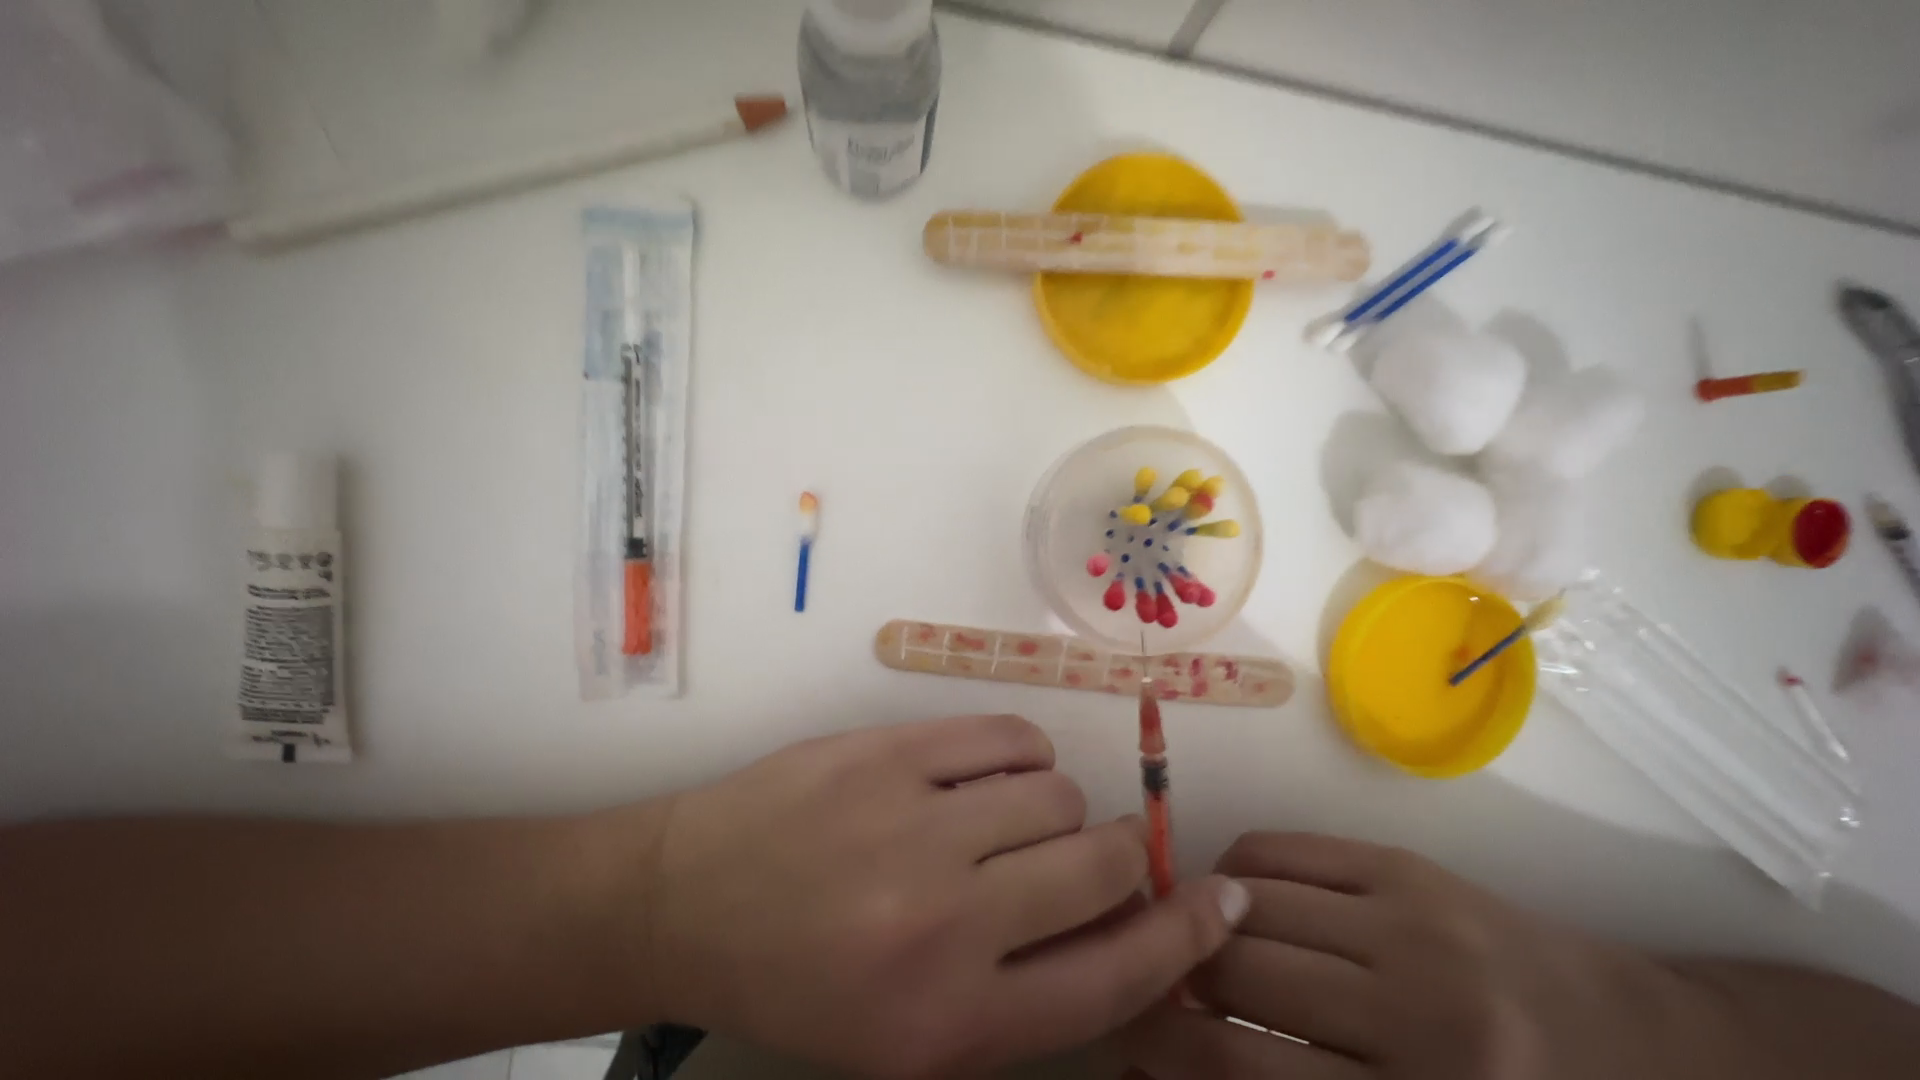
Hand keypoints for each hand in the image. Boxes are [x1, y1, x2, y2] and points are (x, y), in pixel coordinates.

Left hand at [634, 714, 1248, 1078]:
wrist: (691, 902)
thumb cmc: (807, 984)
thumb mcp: (916, 1035)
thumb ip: (1029, 992)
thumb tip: (1136, 922)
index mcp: (954, 1021)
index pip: (1114, 978)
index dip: (1186, 938)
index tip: (1222, 902)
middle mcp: (946, 924)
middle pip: (1103, 866)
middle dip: (1118, 858)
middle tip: (1089, 854)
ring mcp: (916, 826)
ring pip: (1059, 793)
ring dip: (1052, 808)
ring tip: (1004, 820)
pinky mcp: (889, 753)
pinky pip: (1008, 737)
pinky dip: (1018, 754)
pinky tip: (987, 775)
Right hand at [1118, 832, 1716, 1079]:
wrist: (1635, 1046)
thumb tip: (1177, 1062)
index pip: (1242, 1068)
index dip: (1163, 1047)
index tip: (1124, 1037)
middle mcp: (1414, 1012)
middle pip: (1236, 972)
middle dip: (1172, 977)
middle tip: (1148, 982)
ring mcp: (1409, 923)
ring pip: (1247, 902)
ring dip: (1197, 918)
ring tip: (1186, 935)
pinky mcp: (1406, 865)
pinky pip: (1278, 849)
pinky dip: (1233, 868)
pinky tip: (1232, 893)